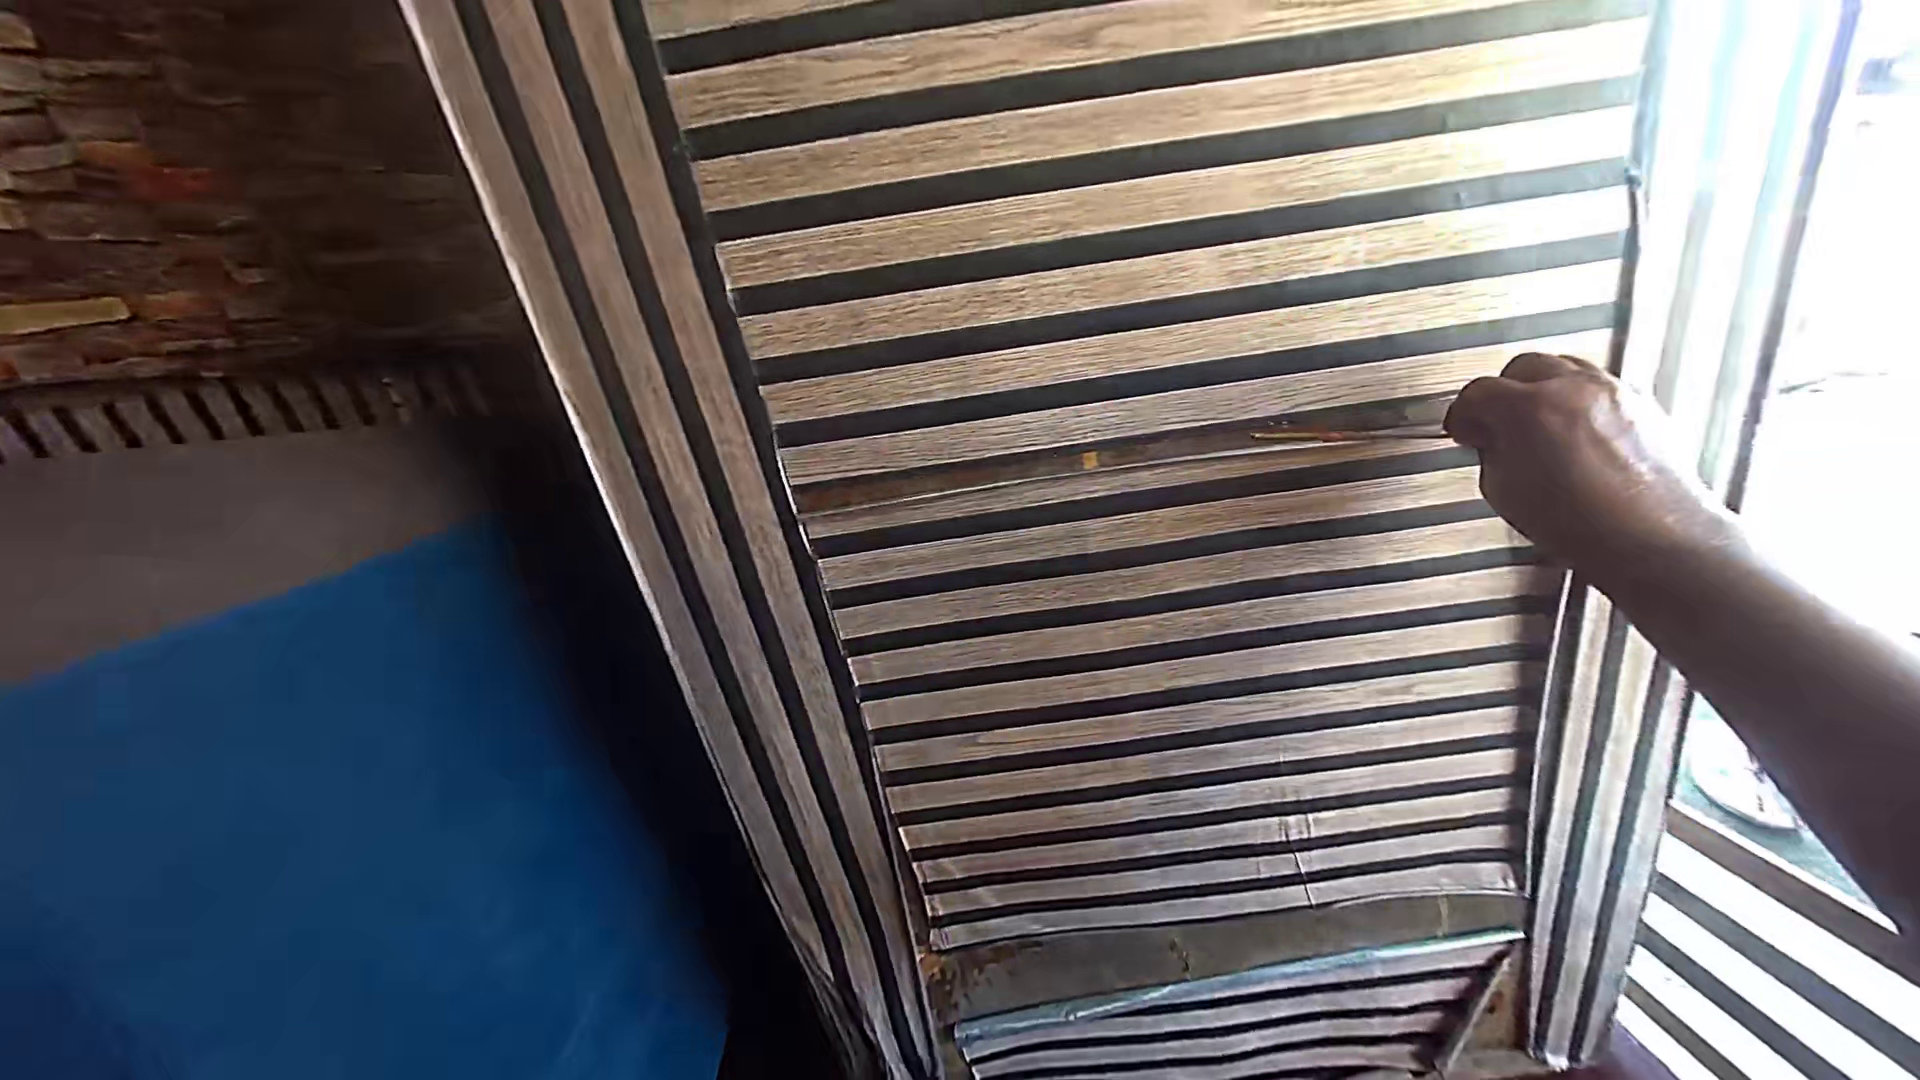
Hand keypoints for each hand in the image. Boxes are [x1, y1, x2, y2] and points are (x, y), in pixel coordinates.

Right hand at [1444, 353, 1732, 575]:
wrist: (1646, 536)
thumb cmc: (1579, 519)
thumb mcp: (1500, 486)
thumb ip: (1490, 450)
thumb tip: (1492, 439)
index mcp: (1528, 409)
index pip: (1477, 391)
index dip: (1462, 412)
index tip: (1462, 427)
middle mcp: (1573, 390)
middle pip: (1523, 366)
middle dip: (1501, 391)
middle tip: (1490, 419)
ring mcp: (1614, 393)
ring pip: (1564, 368)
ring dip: (1540, 390)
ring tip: (1529, 422)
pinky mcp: (1642, 405)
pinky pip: (1597, 385)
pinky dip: (1574, 399)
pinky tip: (1564, 429)